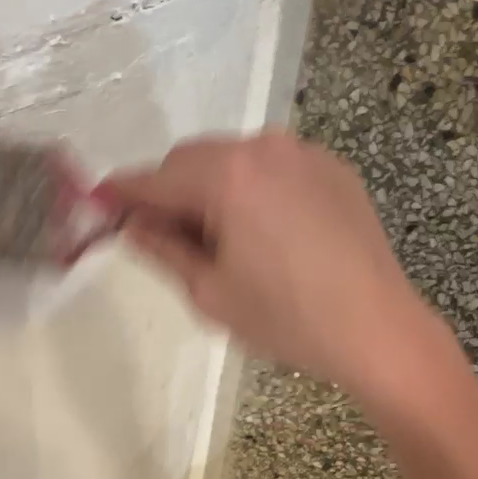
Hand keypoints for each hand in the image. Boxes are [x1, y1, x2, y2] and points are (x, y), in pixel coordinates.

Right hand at [99, 132, 448, 395]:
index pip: (156, 179)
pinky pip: (276, 171)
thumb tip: (131, 225)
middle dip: (174, 195)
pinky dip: (257, 193)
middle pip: (195, 159)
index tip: (100, 206)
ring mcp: (305, 154)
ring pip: (236, 162)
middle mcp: (264, 148)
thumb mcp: (212, 295)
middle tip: (173, 245)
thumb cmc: (288, 321)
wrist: (377, 330)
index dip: (123, 195)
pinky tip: (271, 240)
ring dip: (216, 192)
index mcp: (227, 177)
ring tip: (229, 248)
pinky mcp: (334, 171)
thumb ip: (163, 250)